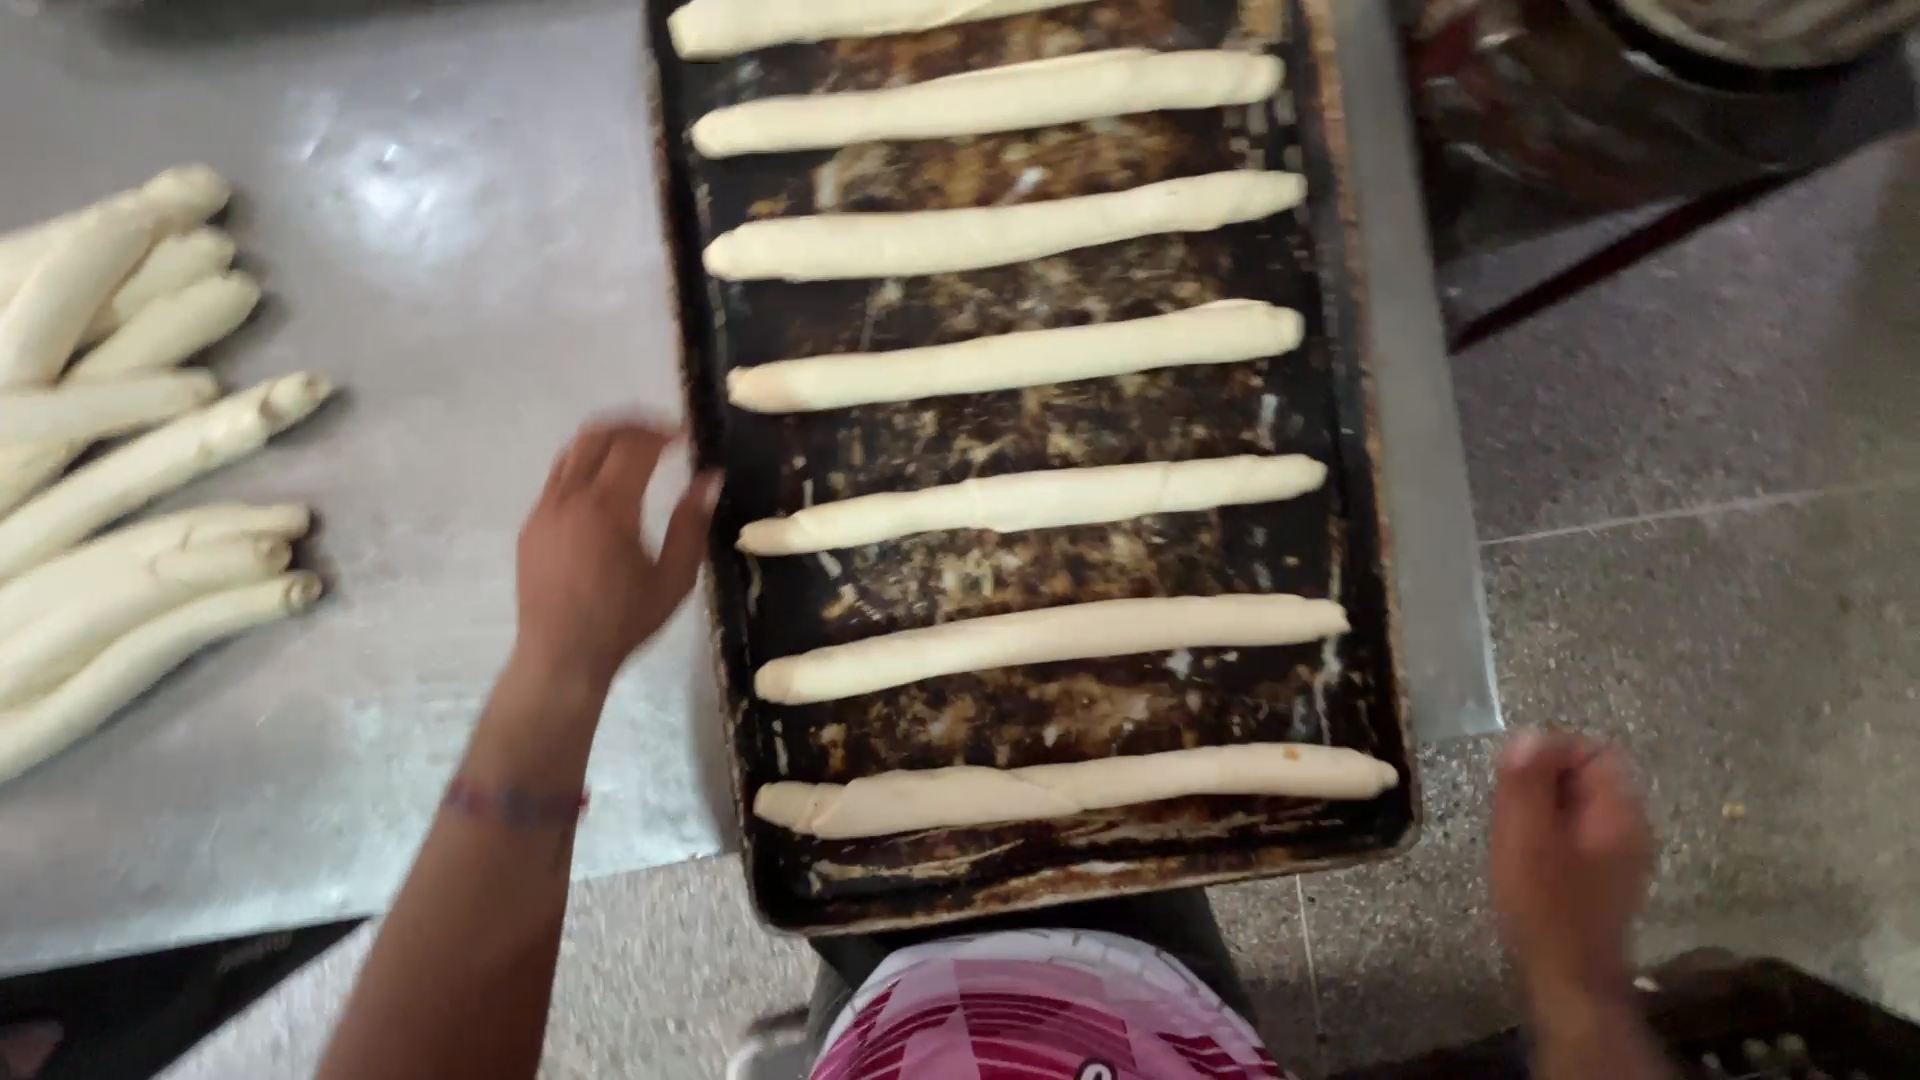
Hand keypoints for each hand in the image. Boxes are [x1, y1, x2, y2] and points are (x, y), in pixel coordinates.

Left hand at [512, 420, 720, 688]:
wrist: (561, 656)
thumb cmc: (626, 620)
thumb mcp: (674, 577)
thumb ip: (692, 523)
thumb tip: (710, 478)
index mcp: (607, 508)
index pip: (634, 446)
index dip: (662, 433)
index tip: (685, 435)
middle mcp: (569, 499)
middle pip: (597, 435)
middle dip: (632, 424)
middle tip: (662, 433)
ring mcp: (544, 510)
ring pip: (572, 452)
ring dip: (606, 441)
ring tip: (636, 451)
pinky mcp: (531, 525)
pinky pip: (558, 479)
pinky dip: (586, 466)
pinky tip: (607, 489)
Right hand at [1490, 732, 1653, 1013]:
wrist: (1565, 974)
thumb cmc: (1543, 900)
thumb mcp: (1524, 832)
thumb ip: (1526, 780)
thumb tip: (1528, 734)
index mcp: (1619, 814)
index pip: (1594, 751)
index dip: (1550, 750)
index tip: (1512, 771)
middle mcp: (1628, 828)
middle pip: (1585, 774)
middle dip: (1540, 778)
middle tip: (1507, 802)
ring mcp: (1617, 852)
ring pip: (1574, 802)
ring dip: (1537, 803)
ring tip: (1510, 827)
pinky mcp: (1600, 871)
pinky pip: (1572, 827)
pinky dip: (1544, 826)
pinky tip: (1522, 850)